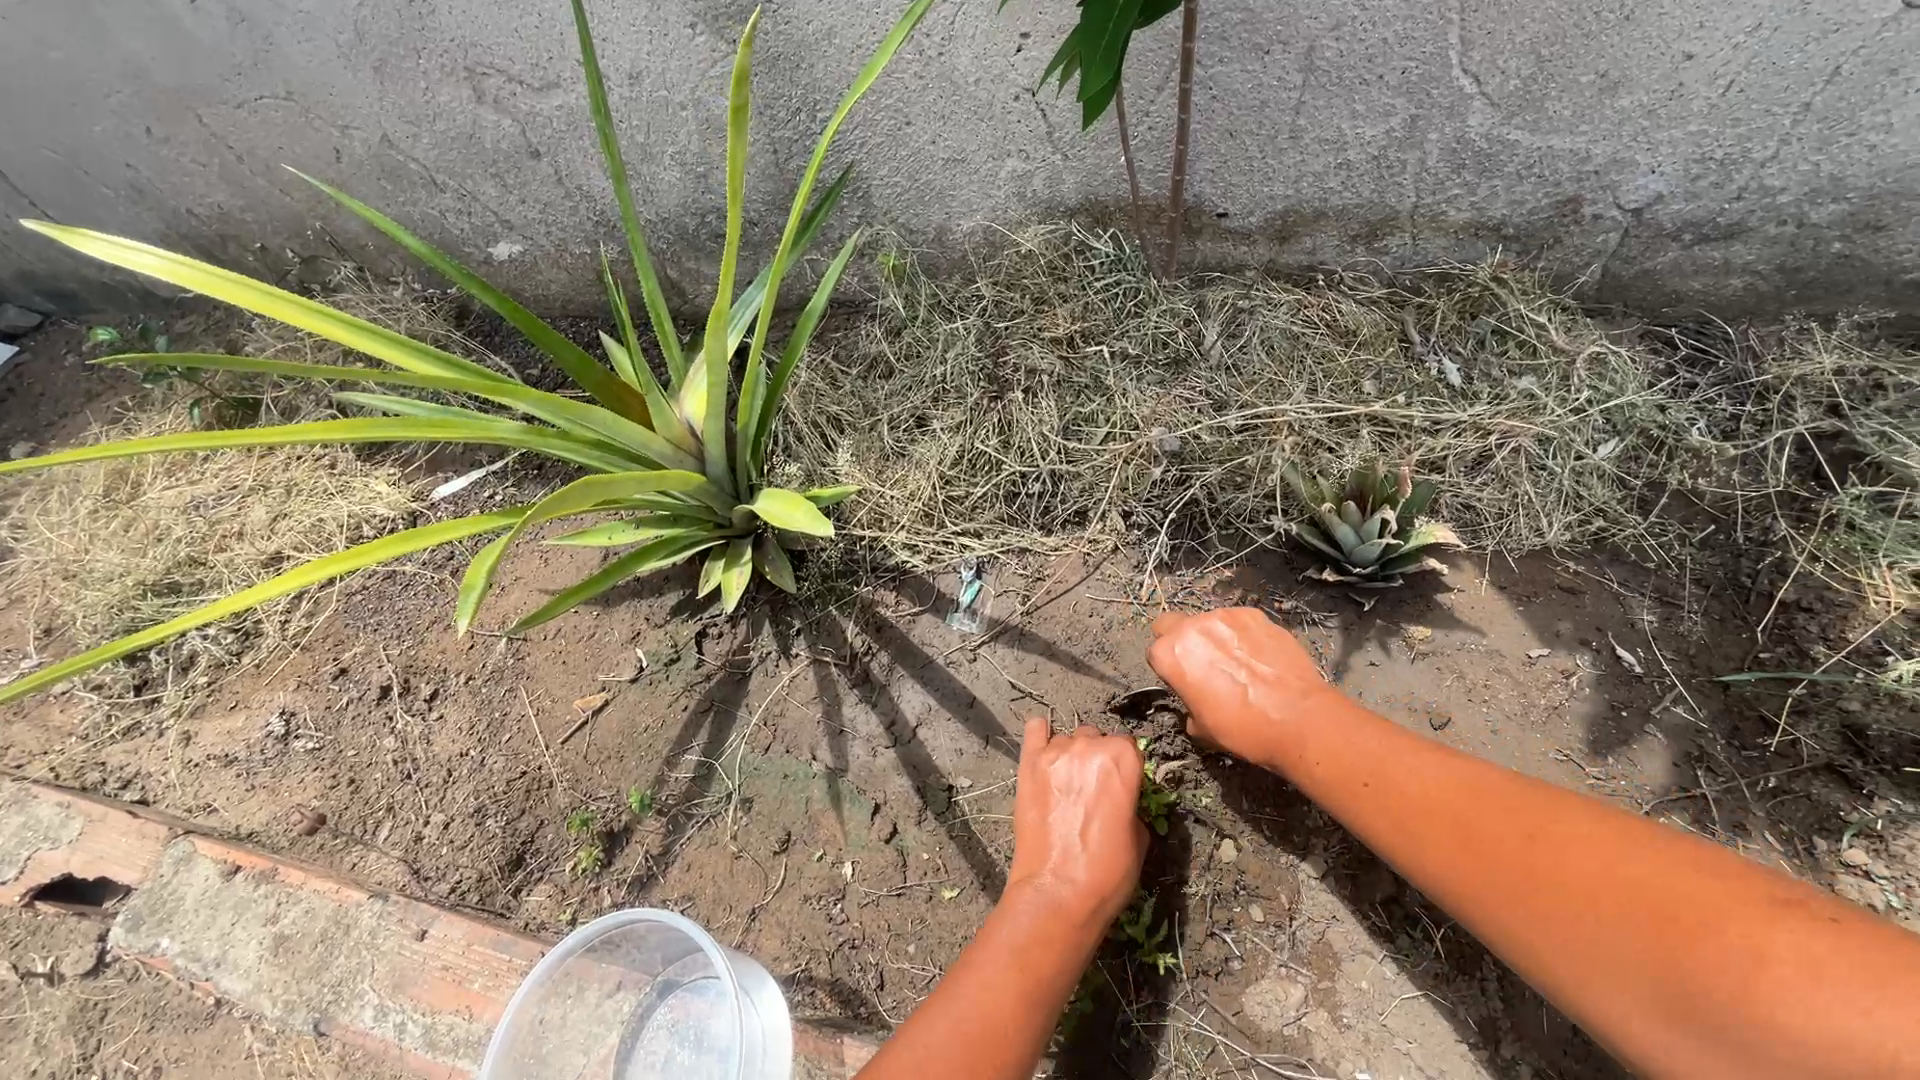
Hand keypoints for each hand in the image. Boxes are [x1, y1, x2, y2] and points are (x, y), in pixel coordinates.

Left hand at [1007, 717, 1146, 929]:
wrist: (1057, 892)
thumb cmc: (1106, 872)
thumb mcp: (1139, 837)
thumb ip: (1131, 803)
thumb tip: (1120, 797)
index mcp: (1123, 760)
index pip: (1128, 746)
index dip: (1126, 768)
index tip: (1121, 786)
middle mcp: (1089, 747)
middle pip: (1096, 738)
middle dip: (1097, 759)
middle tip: (1092, 790)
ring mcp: (1055, 753)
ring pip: (1067, 738)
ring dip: (1070, 755)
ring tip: (1065, 785)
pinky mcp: (1028, 763)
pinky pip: (1034, 729)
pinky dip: (1040, 736)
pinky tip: (1043, 754)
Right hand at [1147, 608, 1340, 763]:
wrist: (1298, 719)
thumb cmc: (1245, 728)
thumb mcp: (1201, 727)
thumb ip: (1188, 703)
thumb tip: (1198, 699)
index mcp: (1170, 654)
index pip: (1155, 650)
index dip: (1169, 667)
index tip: (1184, 680)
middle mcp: (1194, 628)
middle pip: (1173, 623)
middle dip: (1182, 640)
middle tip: (1202, 665)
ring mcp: (1227, 617)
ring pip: (1209, 622)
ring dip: (1216, 638)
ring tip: (1238, 664)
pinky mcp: (1256, 616)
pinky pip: (1240, 622)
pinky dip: (1244, 636)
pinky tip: (1259, 659)